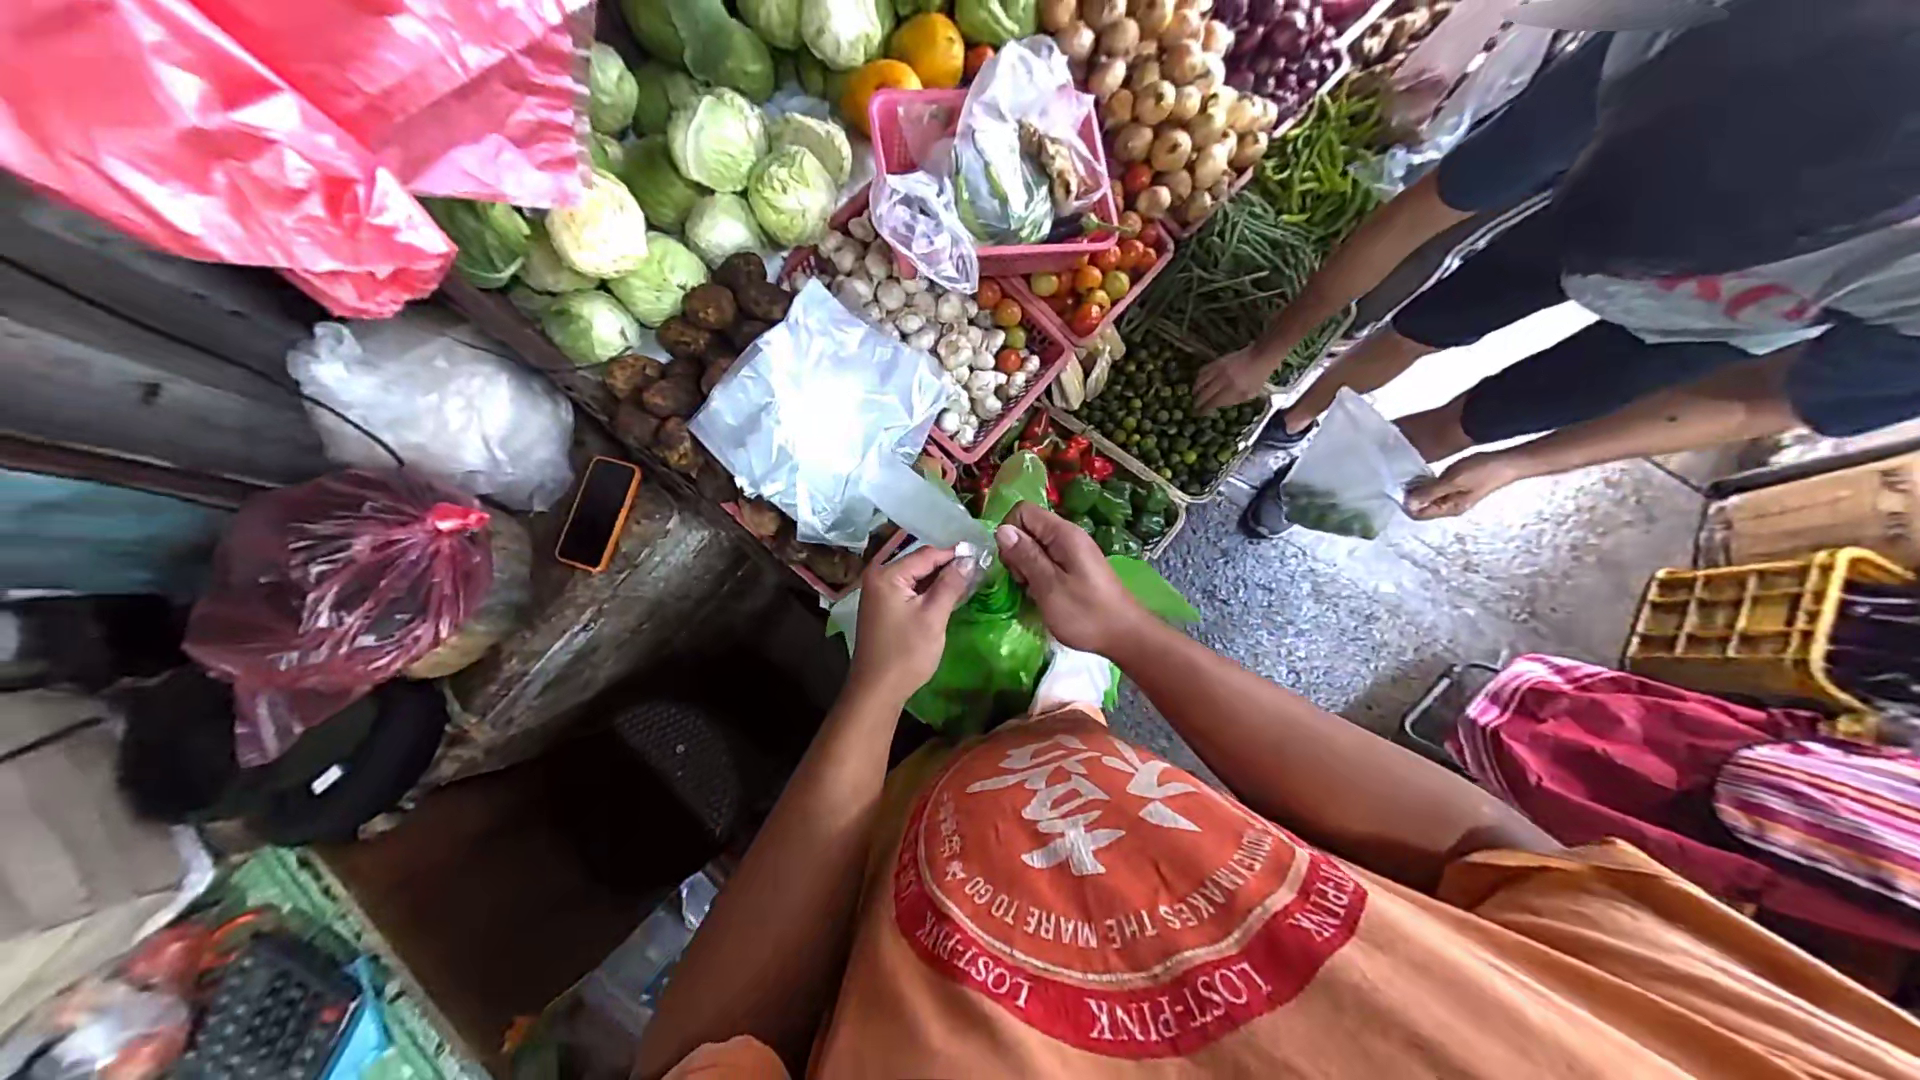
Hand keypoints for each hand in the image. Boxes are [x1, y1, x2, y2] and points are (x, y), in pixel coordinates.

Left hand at [848, 545, 973, 700]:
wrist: (877, 690)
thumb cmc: (906, 653)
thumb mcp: (933, 616)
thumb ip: (951, 584)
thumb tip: (969, 559)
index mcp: (887, 575)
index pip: (927, 554)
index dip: (955, 554)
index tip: (981, 555)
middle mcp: (879, 577)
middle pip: (920, 563)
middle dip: (948, 566)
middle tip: (978, 567)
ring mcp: (879, 593)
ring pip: (917, 578)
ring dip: (940, 579)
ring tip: (970, 580)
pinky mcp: (884, 608)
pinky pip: (910, 591)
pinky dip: (929, 592)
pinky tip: (949, 595)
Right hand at [997, 503, 1153, 657]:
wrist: (1125, 635)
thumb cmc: (1086, 613)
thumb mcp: (1049, 586)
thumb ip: (1026, 556)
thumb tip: (1001, 530)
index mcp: (1063, 534)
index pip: (1023, 511)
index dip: (1010, 534)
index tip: (1014, 564)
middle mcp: (1068, 535)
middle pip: (1028, 527)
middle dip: (1017, 552)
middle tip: (1024, 582)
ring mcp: (1073, 551)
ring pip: (1035, 545)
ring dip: (1026, 566)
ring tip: (1035, 591)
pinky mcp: (1075, 566)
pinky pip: (1047, 560)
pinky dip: (1039, 575)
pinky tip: (1044, 595)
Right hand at [1193, 346, 1272, 414]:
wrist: (1260, 356)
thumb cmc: (1258, 377)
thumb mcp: (1250, 393)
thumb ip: (1234, 400)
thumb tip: (1220, 404)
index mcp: (1233, 390)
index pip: (1213, 403)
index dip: (1204, 409)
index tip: (1200, 414)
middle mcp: (1223, 380)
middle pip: (1204, 394)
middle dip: (1197, 402)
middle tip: (1194, 406)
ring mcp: (1219, 370)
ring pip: (1200, 382)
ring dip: (1195, 390)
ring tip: (1194, 394)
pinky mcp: (1217, 362)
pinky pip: (1203, 370)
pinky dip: (1199, 378)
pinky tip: (1199, 381)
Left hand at [1405, 451, 1529, 519]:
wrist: (1507, 461)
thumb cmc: (1481, 471)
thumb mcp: (1453, 481)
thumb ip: (1430, 492)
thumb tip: (1408, 504)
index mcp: (1449, 509)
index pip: (1418, 515)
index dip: (1406, 504)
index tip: (1398, 490)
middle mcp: (1448, 506)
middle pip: (1420, 507)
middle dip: (1410, 496)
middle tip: (1403, 482)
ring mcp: (1451, 497)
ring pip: (1425, 498)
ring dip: (1417, 489)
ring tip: (1411, 477)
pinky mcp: (1453, 487)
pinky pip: (1433, 489)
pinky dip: (1425, 483)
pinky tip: (1421, 474)